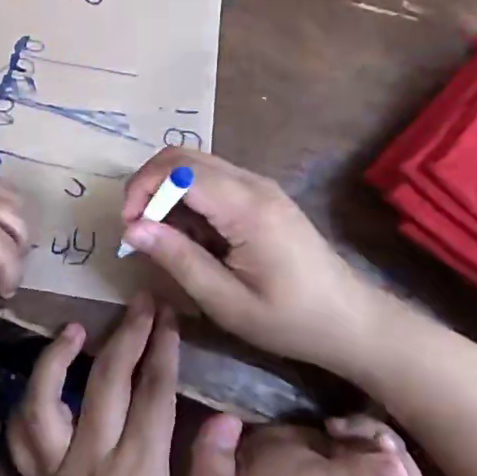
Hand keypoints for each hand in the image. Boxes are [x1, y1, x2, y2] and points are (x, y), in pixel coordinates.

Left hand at [11, 298, 239, 475]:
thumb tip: (228, 420)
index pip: (154, 394)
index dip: (165, 350)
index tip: (173, 316)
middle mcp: (90, 463)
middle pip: (107, 380)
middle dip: (128, 334)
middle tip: (143, 302)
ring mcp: (51, 475)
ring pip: (46, 398)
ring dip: (61, 356)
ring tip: (78, 327)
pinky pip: (20, 435)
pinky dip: (29, 399)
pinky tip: (45, 380)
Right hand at [120, 148, 402, 373]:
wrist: (348, 319)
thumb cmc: (289, 319)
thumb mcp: (226, 301)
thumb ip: (178, 259)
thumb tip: (131, 229)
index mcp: (247, 207)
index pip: (180, 170)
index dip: (143, 189)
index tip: (128, 229)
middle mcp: (253, 184)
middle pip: (184, 156)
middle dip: (149, 184)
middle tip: (135, 228)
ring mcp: (260, 187)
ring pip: (196, 164)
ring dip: (166, 190)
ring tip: (158, 235)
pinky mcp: (262, 196)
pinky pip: (212, 180)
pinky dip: (186, 197)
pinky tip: (187, 235)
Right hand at [237, 415, 432, 475]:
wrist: (245, 460)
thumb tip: (403, 470)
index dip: (405, 472)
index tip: (376, 445)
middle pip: (409, 470)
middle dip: (382, 445)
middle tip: (350, 430)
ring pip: (392, 448)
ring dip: (367, 430)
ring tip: (336, 426)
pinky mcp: (353, 454)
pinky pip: (373, 436)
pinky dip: (357, 425)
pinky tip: (332, 424)